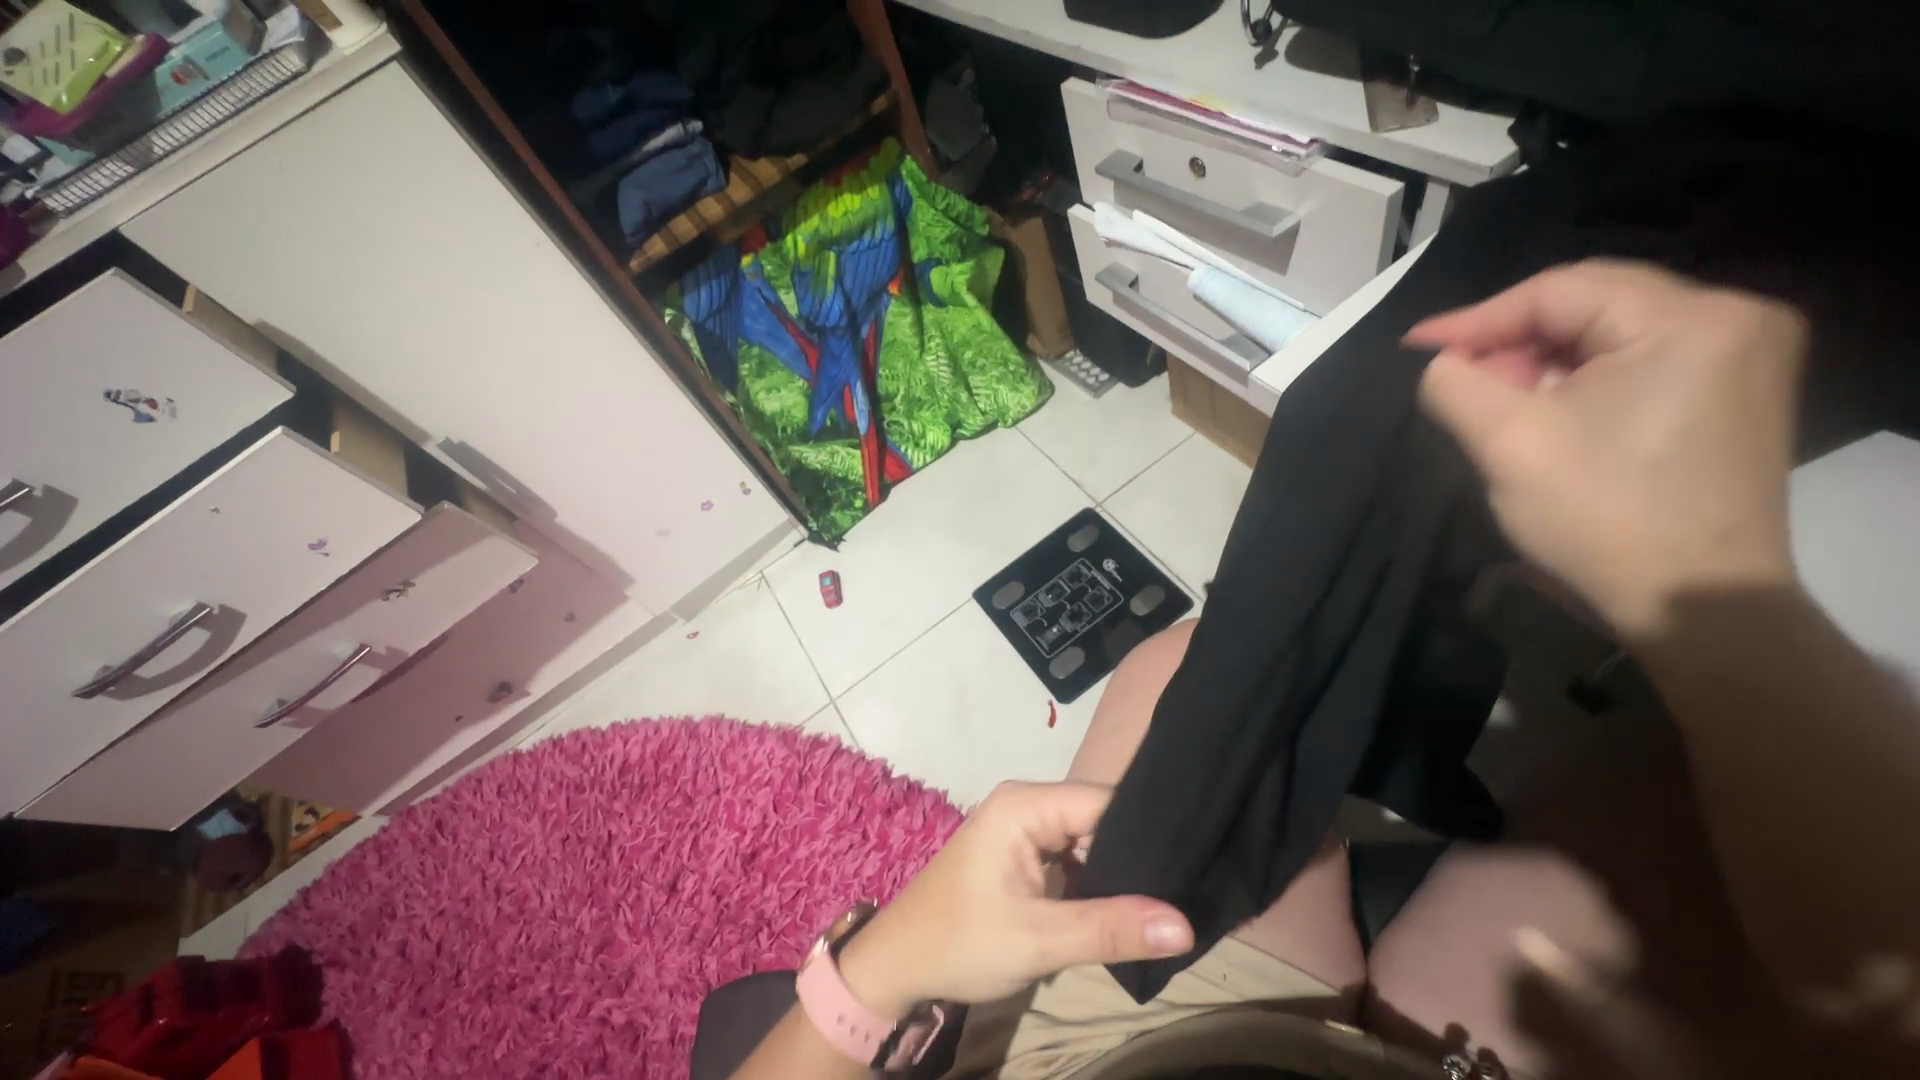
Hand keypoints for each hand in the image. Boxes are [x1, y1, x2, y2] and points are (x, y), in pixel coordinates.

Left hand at [835, 781, 1193, 1016]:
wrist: (898, 965)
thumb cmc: (959, 942)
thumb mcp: (1037, 939)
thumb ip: (1109, 928)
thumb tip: (1185, 925)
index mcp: (1025, 804)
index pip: (1107, 802)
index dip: (1151, 832)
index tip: (1195, 867)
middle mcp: (1028, 805)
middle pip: (1103, 819)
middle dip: (1138, 857)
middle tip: (1188, 894)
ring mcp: (1026, 830)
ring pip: (1092, 842)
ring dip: (1120, 873)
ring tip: (1170, 903)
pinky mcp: (1026, 856)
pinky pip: (1076, 859)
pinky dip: (1099, 883)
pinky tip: (1131, 908)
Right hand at [1406, 260, 1807, 639]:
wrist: (1698, 606)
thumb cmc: (1602, 517)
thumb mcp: (1506, 443)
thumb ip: (1456, 384)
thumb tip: (1442, 363)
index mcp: (1691, 320)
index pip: (1558, 290)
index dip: (1476, 318)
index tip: (1413, 347)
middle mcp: (1736, 319)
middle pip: (1590, 304)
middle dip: (1510, 340)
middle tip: (1454, 377)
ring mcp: (1746, 357)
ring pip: (1610, 334)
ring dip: (1541, 363)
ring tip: (1494, 401)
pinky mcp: (1737, 393)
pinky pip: (1638, 362)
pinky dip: (1580, 381)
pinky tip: (1545, 412)